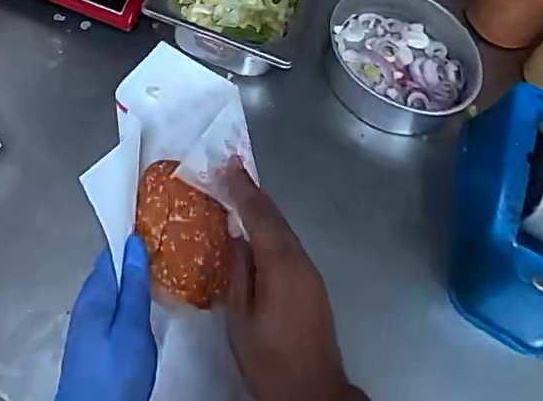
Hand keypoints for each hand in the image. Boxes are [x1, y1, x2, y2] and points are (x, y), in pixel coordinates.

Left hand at [55, 235, 157, 400]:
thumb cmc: (114, 375)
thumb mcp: (131, 328)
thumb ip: (133, 286)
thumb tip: (134, 242)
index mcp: (94, 292)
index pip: (110, 251)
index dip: (130, 239)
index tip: (153, 230)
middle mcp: (86, 303)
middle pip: (110, 271)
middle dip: (133, 261)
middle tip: (163, 254)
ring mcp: (86, 325)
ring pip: (111, 292)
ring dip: (131, 283)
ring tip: (158, 279)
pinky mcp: (91, 345)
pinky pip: (110, 311)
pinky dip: (126, 303)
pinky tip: (142, 313)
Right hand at [225, 168, 365, 400]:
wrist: (314, 394)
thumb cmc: (270, 359)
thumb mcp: (241, 317)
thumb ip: (237, 272)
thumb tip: (236, 236)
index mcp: (280, 263)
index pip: (259, 215)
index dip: (243, 188)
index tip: (229, 164)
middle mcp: (299, 259)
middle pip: (274, 217)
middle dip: (253, 192)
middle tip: (232, 169)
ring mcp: (309, 271)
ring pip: (283, 229)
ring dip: (263, 210)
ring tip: (241, 192)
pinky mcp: (312, 283)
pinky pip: (288, 243)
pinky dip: (271, 228)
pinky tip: (258, 229)